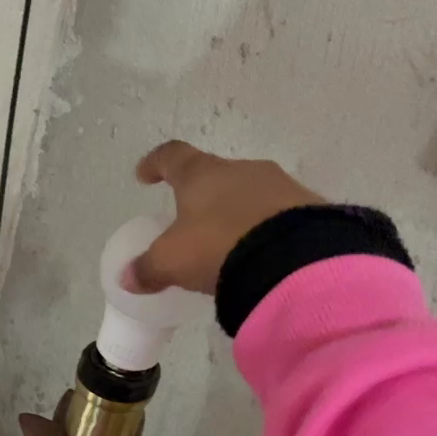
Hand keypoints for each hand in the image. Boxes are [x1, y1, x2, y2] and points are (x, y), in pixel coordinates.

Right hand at [128, 140, 325, 294]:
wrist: (293, 259)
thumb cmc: (216, 246)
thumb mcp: (170, 261)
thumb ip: (147, 268)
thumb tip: (128, 278)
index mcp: (203, 175)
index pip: (173, 157)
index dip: (156, 164)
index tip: (144, 175)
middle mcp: (242, 170)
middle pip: (215, 176)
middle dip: (200, 195)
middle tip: (188, 221)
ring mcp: (280, 186)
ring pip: (248, 194)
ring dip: (233, 213)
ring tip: (223, 243)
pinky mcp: (308, 208)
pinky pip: (274, 215)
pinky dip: (260, 230)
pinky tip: (254, 253)